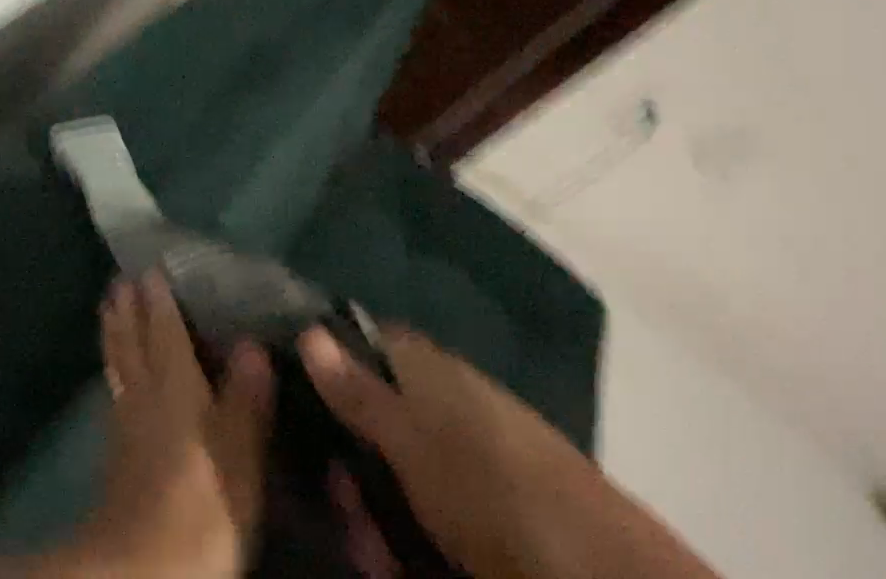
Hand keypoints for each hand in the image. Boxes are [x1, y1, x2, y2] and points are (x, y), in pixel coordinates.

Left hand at [79, 271, 275, 575]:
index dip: (158, 299)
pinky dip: (114, 366)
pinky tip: (116, 373)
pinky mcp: (116, 449)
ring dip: (114, 331)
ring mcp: (124, 421)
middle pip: (131, 340)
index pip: (163, 331)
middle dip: (127, 308)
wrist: (143, 560)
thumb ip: (246, 399)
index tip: (150, 267)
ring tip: (108, 306)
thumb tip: (251, 344)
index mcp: (174, 387)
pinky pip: (114, 387)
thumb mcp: (239, 452)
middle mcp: (142, 394)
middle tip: (120, 278)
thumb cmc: (203, 503)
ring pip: (117, 361)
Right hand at [299, 327, 720, 578]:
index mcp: (433, 373)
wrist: (599, 577)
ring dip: (362, 506)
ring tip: (367, 544)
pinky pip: (409, 513)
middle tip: (334, 490)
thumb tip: (308, 331)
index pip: (367, 343)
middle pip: (364, 414)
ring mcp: (457, 465)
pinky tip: (387, 558)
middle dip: (338, 454)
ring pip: (381, 471)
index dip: (325, 357)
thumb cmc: (494, 490)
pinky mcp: (469, 517)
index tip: (286, 383)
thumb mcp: (414, 439)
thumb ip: (358, 390)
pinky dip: (391, 537)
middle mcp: (442, 410)